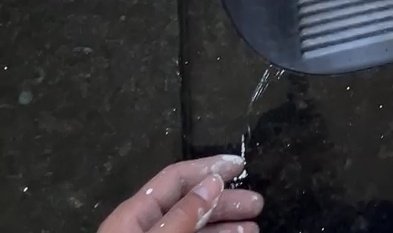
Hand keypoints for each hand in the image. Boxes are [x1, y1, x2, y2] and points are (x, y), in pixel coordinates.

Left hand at [98, 156, 264, 232]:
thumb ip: (183, 215)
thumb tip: (214, 182)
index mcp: (135, 217)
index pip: (175, 179)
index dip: (208, 168)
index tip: (240, 166)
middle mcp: (146, 231)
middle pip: (190, 204)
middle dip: (225, 201)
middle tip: (257, 205)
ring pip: (195, 231)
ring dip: (225, 227)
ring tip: (253, 229)